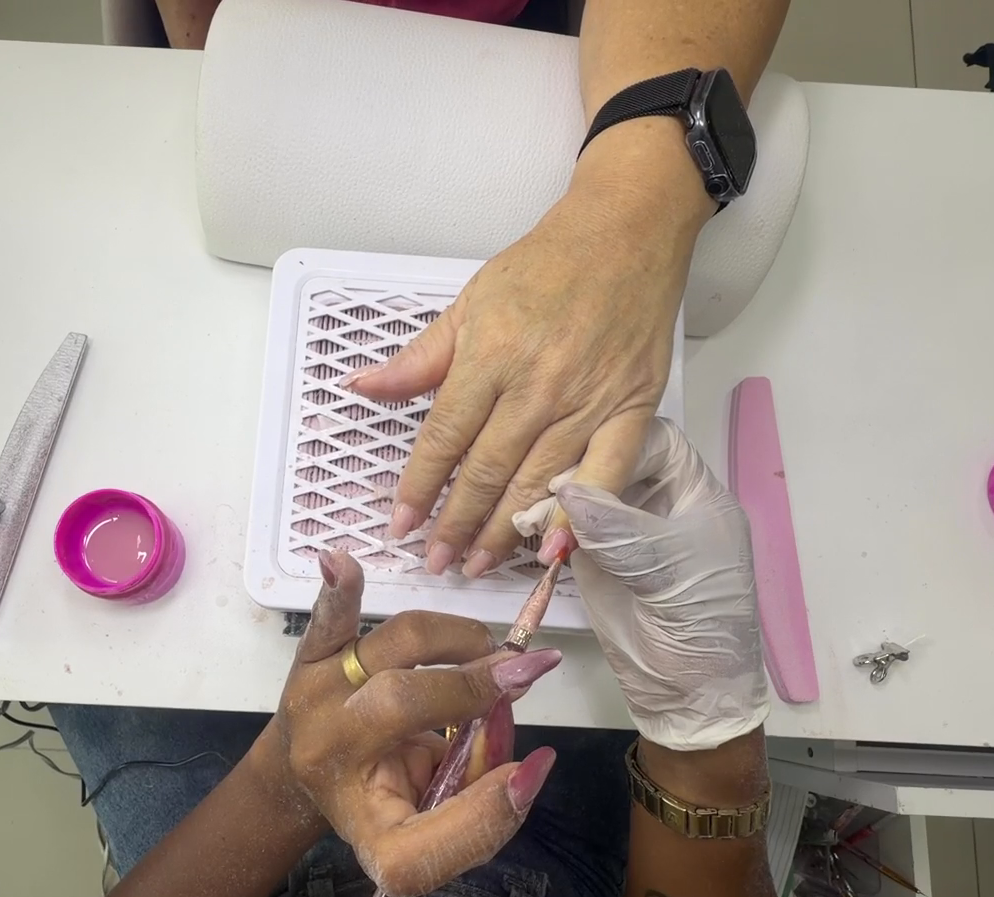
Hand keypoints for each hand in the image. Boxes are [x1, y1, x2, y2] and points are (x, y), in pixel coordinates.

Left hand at [270, 551, 560, 895]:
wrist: (303, 771)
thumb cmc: (381, 795)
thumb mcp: (430, 821)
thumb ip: (478, 799)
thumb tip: (530, 761)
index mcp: (364, 825)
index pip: (422, 852)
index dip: (486, 815)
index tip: (530, 769)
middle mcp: (329, 759)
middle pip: (406, 702)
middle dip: (474, 685)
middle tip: (521, 675)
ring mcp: (315, 698)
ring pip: (399, 644)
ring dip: (459, 640)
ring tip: (486, 652)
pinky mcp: (309, 658)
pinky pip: (329, 620)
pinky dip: (341, 591)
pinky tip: (339, 564)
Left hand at [343, 175, 708, 578]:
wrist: (625, 233)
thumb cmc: (543, 267)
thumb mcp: (469, 303)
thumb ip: (418, 359)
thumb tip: (362, 388)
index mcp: (491, 356)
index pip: (444, 438)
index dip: (420, 487)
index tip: (401, 525)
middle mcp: (537, 387)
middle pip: (486, 471)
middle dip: (456, 524)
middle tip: (435, 562)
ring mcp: (587, 402)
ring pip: (536, 483)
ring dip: (502, 532)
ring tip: (475, 565)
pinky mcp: (632, 410)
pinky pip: (605, 475)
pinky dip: (581, 518)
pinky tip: (552, 551)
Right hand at [555, 418, 768, 751]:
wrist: (686, 690)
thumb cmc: (701, 622)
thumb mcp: (669, 567)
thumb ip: (618, 527)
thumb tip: (564, 488)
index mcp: (692, 492)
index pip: (653, 442)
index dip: (618, 440)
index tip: (582, 456)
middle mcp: (655, 501)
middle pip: (609, 461)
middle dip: (575, 471)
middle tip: (545, 490)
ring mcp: (621, 528)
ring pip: (581, 493)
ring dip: (552, 501)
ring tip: (528, 519)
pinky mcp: (593, 555)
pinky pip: (564, 527)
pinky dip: (544, 526)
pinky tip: (524, 529)